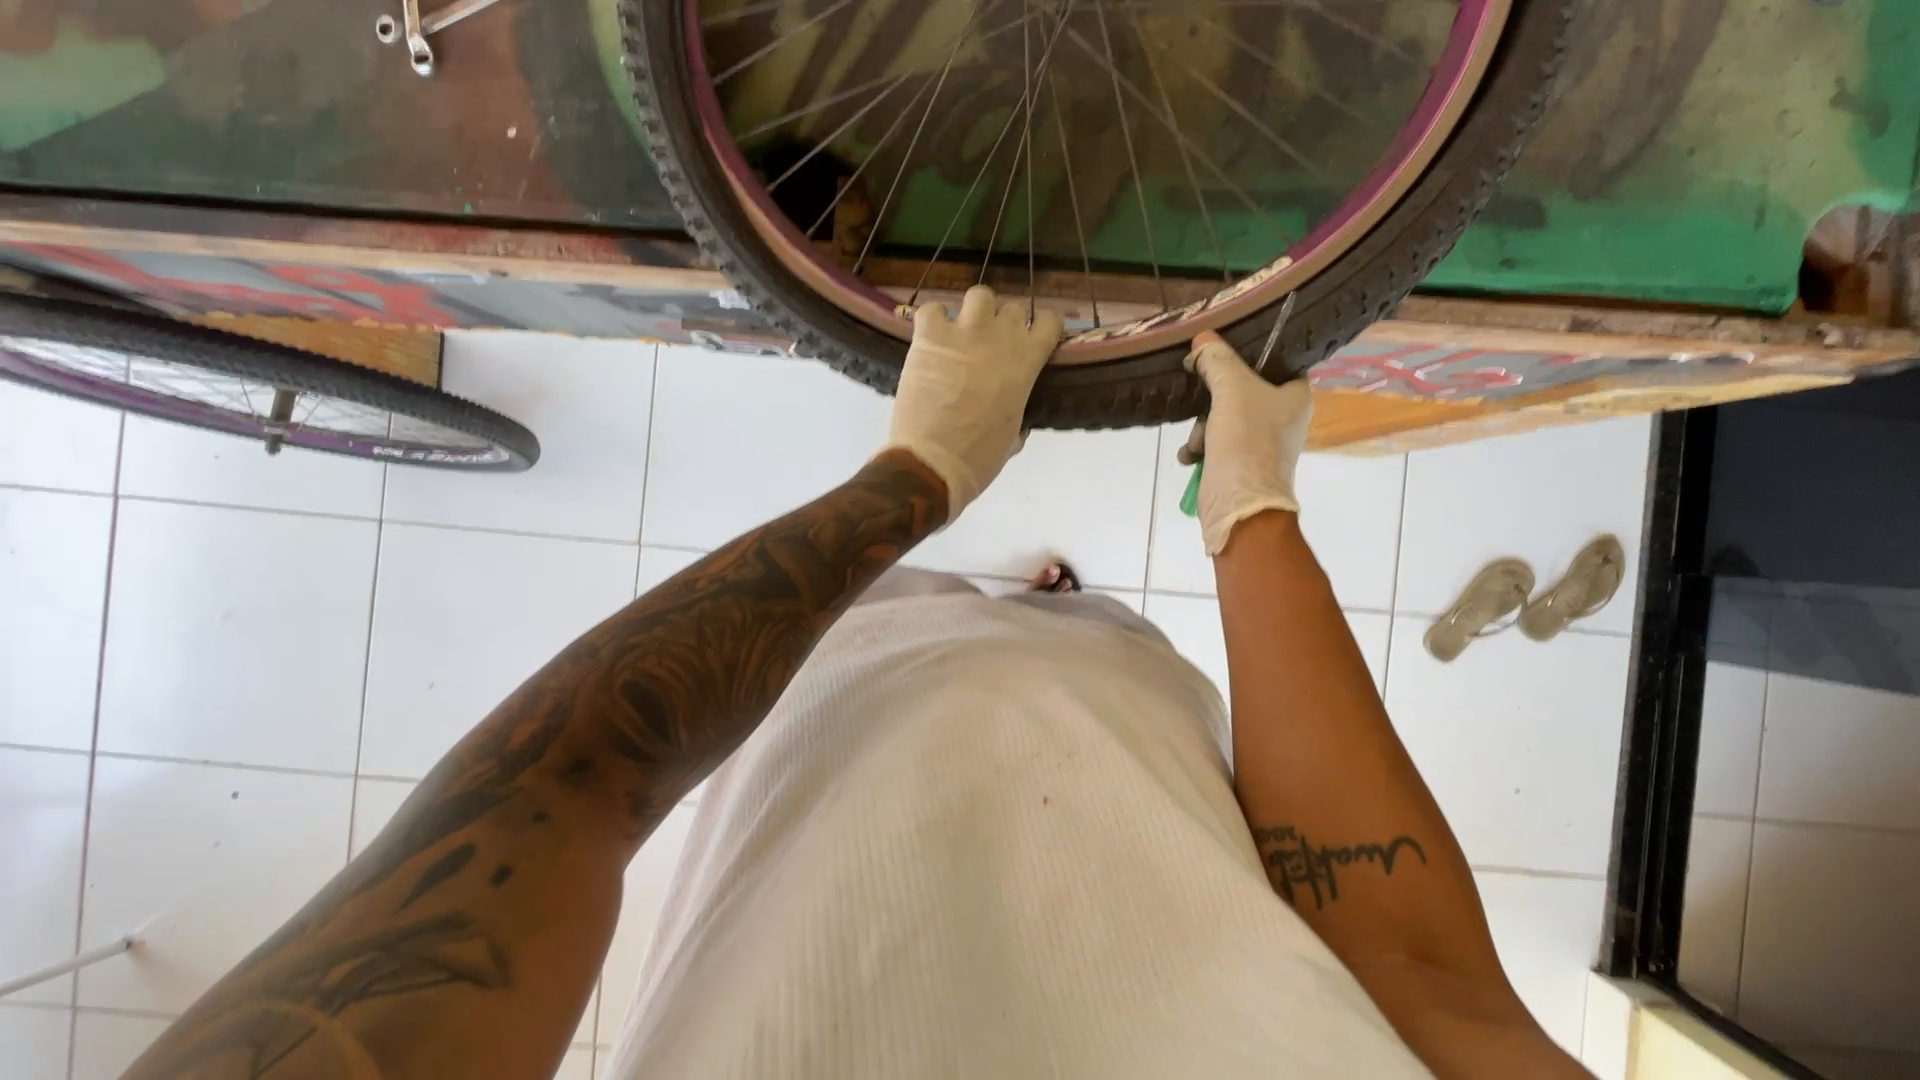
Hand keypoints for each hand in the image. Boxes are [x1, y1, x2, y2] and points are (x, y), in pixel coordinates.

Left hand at [884, 285, 1063, 519]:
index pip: (1050, 321)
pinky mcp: (929, 335)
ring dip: (973, 312)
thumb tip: (1016, 414)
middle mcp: (1001, 337)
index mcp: (1028, 362)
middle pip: (1012, 309)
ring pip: (979, 295)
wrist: (934, 462)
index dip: (1041, 328)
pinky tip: (930, 339)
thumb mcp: (1014, 436)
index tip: (1032, 340)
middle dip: (1002, 325)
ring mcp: (964, 331)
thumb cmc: (980, 457)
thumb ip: (1019, 413)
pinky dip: (932, 321)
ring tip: (961, 333)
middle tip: (989, 347)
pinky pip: (932, 309)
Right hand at [1185, 330, 1312, 555]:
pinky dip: (1201, 448)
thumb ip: (1216, 360)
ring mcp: (1262, 444)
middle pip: (1240, 389)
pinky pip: (1216, 444)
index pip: (1273, 361)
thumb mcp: (1231, 390)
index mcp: (1296, 396)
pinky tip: (1191, 457)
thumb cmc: (1246, 443)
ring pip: (1223, 418)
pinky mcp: (1242, 465)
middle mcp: (1283, 418)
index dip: (1246, 356)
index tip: (1217, 355)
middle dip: (1213, 400)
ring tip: (1198, 443)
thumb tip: (1202, 341)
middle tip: (1201, 403)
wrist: (1240, 507)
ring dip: (1202, 428)